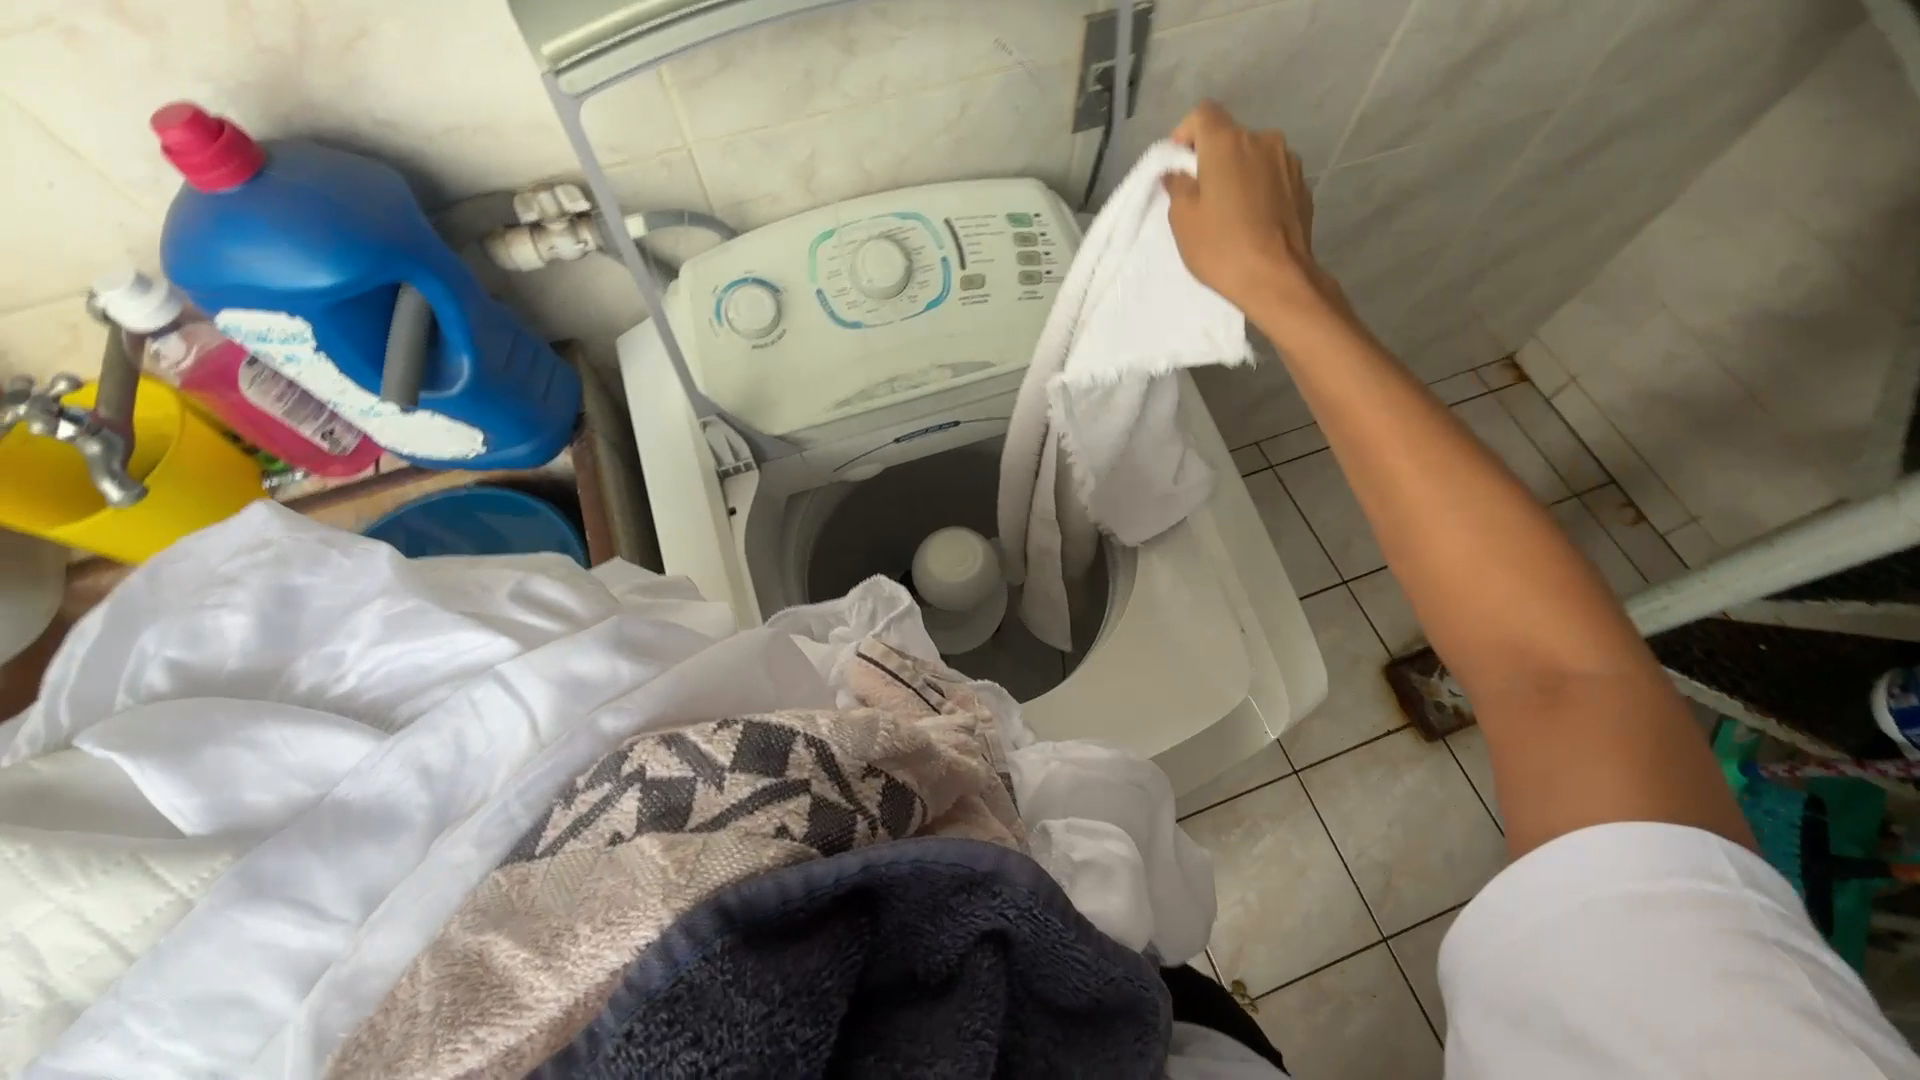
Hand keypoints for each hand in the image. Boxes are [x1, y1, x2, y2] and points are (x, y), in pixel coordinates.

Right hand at [1164, 102, 1339, 323]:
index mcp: (1228, 142)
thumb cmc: (1222, 247)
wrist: (1278, 279)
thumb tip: (1180, 174)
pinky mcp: (1303, 186)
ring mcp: (1288, 162)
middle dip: (1213, 157)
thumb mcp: (1182, 219)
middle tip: (1200, 193)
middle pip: (1230, 137)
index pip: (1203, 113)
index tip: (1179, 163)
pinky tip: (1254, 220)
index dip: (1186, 133)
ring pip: (1254, 157)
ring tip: (1230, 209)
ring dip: (1239, 173)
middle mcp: (1263, 140)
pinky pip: (1272, 177)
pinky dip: (1259, 189)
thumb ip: (1178, 186)